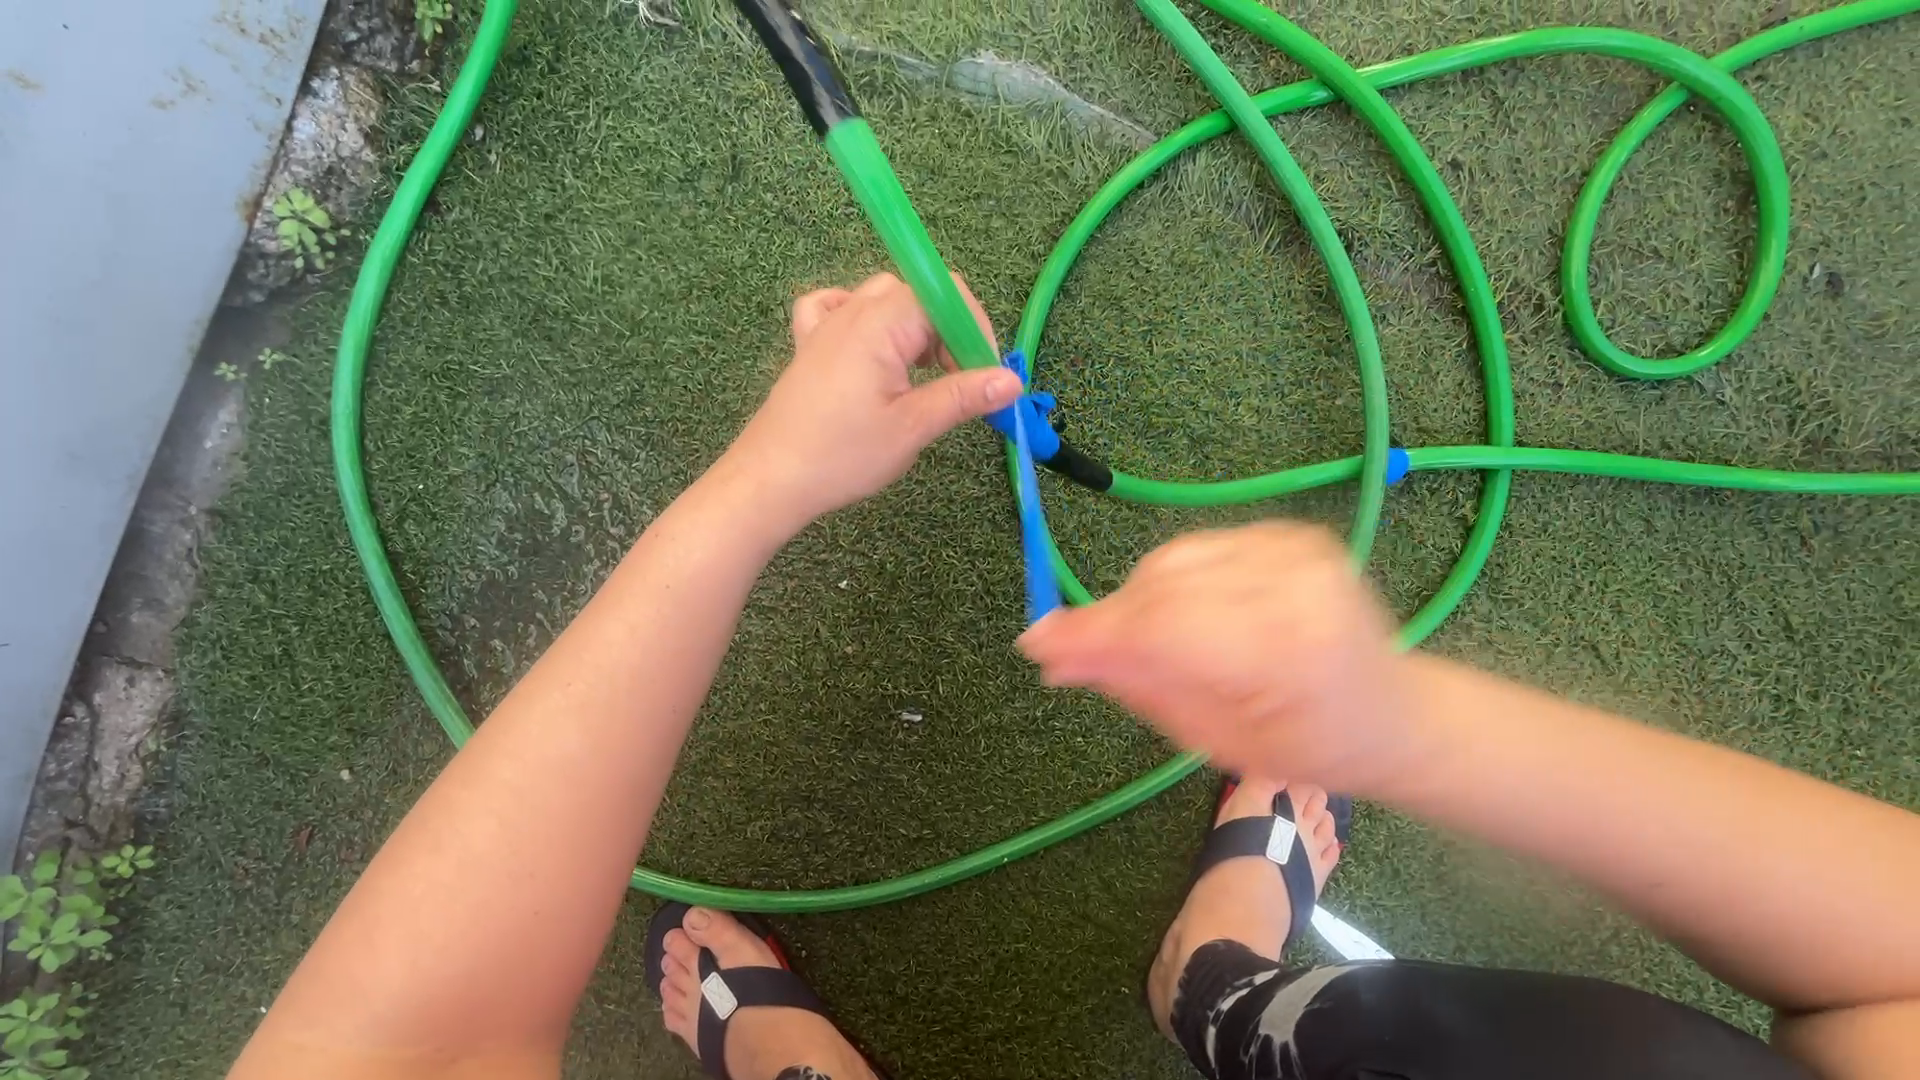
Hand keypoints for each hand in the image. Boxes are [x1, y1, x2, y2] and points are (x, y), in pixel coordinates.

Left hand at [717, 271, 1023, 530]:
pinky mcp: (810, 345)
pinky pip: (839, 308)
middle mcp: (852, 311)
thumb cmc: (841, 456)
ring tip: (923, 377)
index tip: (986, 377)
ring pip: (884, 300)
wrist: (770, 480)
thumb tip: (1011, 382)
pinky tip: (871, 349)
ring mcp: (826, 325)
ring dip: (915, 330)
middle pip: (918, 294)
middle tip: (960, 383)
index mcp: (879, 323)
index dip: (975, 331)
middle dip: (949, 332)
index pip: (946, 296)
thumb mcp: (912, 428)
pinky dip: (864, 319)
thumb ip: (963, 397)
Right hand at [1017, 521, 1424, 796]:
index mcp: (1293, 648)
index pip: (1169, 627)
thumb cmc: (1304, 744)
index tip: (1034, 643)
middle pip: (1164, 585)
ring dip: (1137, 601)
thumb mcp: (1214, 739)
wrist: (1390, 709)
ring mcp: (1294, 547)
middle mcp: (1297, 580)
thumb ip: (1138, 686)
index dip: (1095, 632)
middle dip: (1110, 620)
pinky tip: (1179, 616)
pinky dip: (1167, 582)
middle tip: (1073, 654)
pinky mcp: (1286, 531)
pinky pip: (1194, 550)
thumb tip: (1055, 655)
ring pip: (1171, 561)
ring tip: (1140, 643)